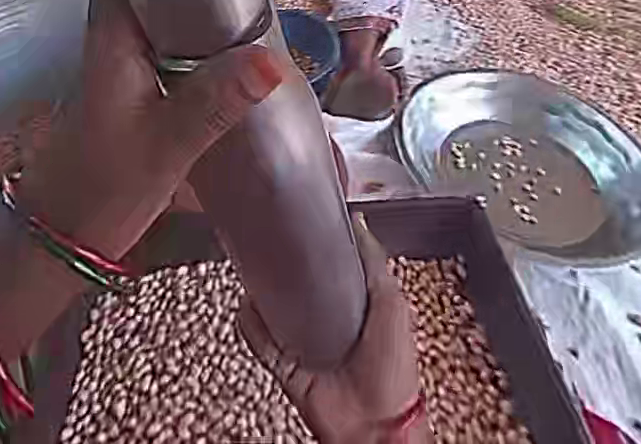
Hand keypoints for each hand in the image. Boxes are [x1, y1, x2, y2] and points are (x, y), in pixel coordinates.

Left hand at [20, 0, 285, 257]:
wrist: (64, 234)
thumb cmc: (106, 186)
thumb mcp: (167, 144)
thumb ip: (214, 104)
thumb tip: (271, 61)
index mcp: (110, 44)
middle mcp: (107, 45)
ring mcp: (112, 66)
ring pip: (134, 6)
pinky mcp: (123, 86)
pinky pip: (145, 34)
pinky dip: (166, 14)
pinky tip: (196, 23)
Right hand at [240, 215, 430, 443]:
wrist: (376, 427)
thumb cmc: (393, 370)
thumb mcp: (392, 303)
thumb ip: (375, 262)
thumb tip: (359, 222)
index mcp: (354, 301)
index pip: (330, 262)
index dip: (317, 242)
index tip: (302, 217)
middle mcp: (326, 318)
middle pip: (297, 281)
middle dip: (284, 262)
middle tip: (272, 239)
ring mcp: (304, 340)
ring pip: (274, 307)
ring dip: (262, 290)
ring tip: (253, 265)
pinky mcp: (286, 362)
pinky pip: (261, 339)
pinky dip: (250, 323)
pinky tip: (246, 303)